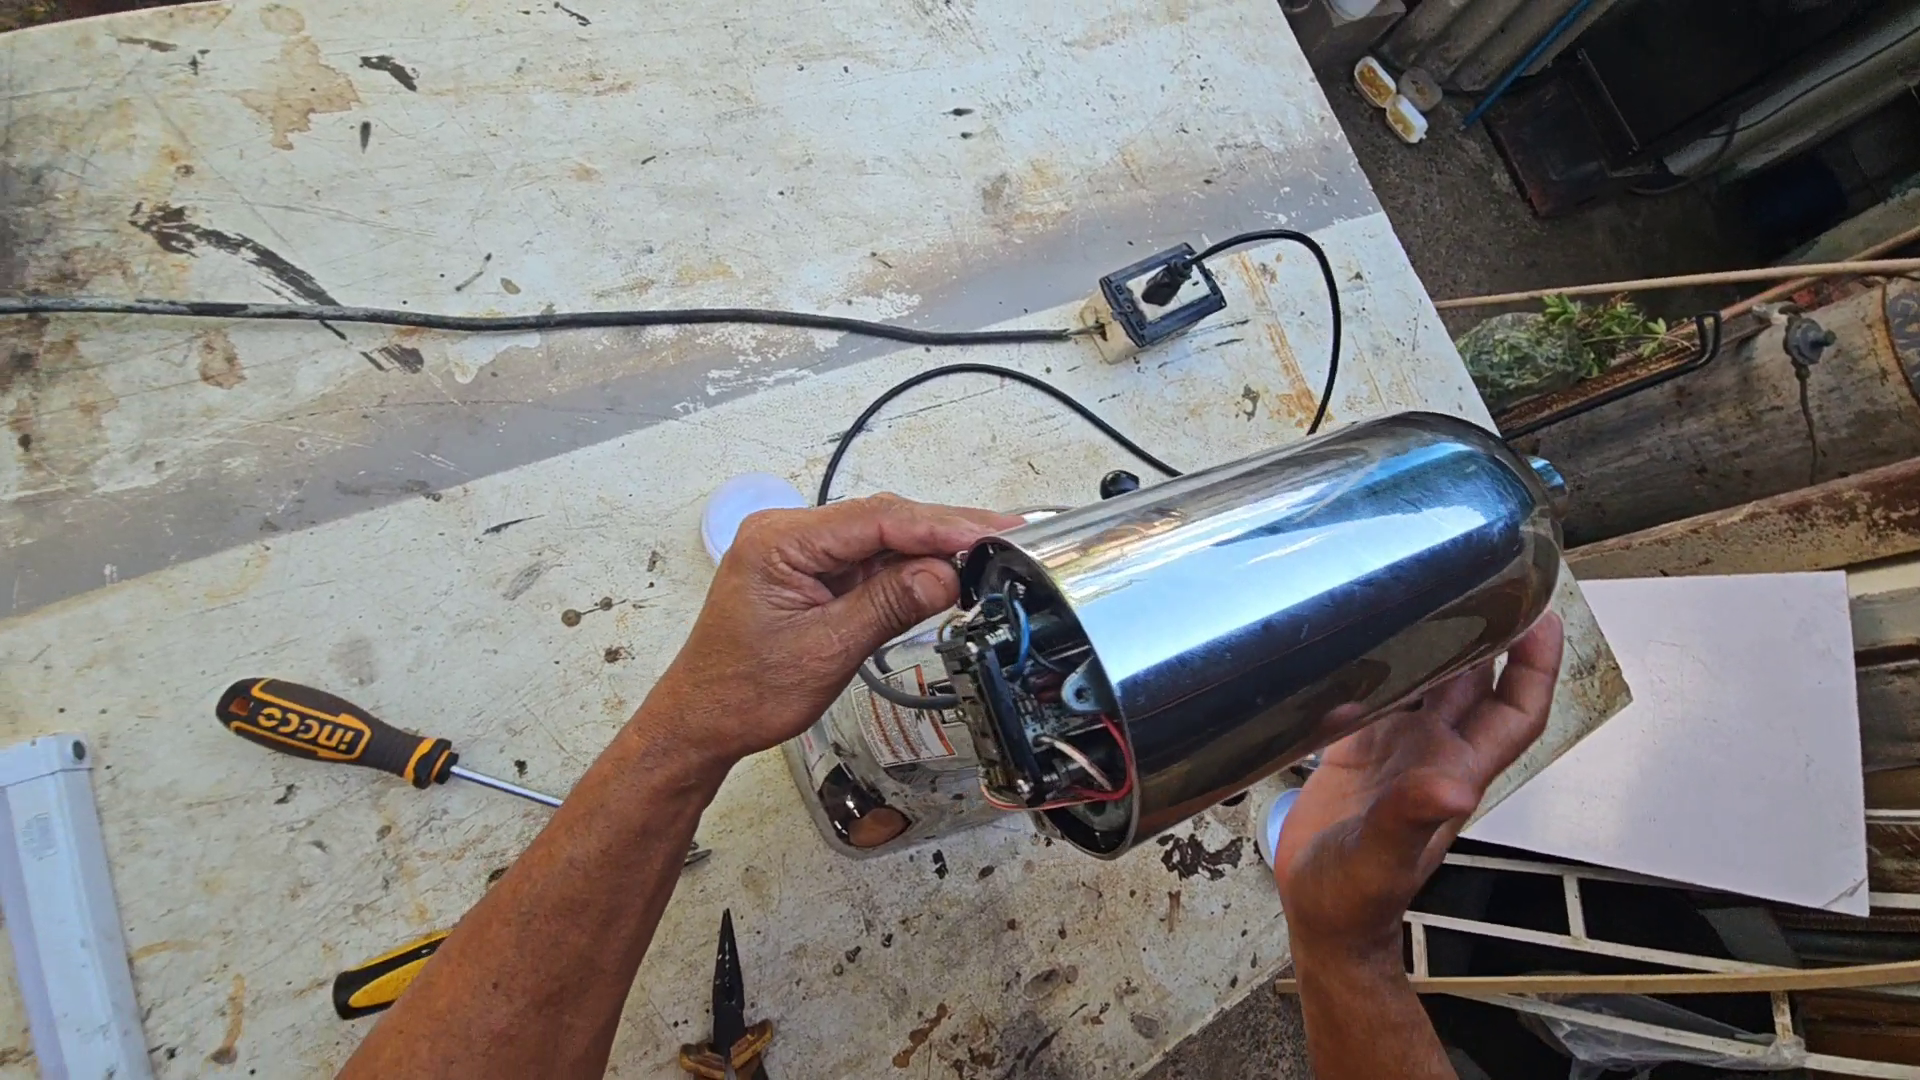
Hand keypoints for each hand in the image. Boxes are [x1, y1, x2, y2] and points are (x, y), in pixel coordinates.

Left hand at [639, 494, 1021, 766]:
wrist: (704, 720)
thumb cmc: (743, 691)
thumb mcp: (825, 650)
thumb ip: (889, 605)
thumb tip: (945, 574)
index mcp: (779, 541)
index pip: (874, 520)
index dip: (937, 527)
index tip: (985, 535)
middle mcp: (789, 534)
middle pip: (883, 519)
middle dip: (944, 530)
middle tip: (1004, 533)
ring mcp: (803, 552)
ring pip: (882, 537)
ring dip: (933, 547)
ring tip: (987, 549)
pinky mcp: (816, 572)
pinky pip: (872, 560)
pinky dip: (911, 567)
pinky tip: (946, 569)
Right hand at [1273, 613, 1563, 961]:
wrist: (1321, 910)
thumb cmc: (1358, 894)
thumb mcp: (1382, 860)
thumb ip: (1410, 821)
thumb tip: (1451, 784)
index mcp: (1453, 770)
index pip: (1513, 711)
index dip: (1535, 666)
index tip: (1543, 614)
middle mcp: (1430, 751)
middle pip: (1471, 684)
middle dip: (1483, 636)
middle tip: (1473, 578)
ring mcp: (1391, 750)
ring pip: (1419, 685)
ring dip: (1424, 644)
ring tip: (1412, 594)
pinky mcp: (1351, 751)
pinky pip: (1366, 698)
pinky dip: (1363, 669)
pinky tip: (1348, 643)